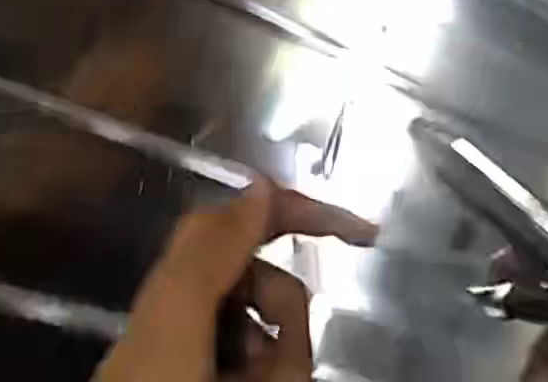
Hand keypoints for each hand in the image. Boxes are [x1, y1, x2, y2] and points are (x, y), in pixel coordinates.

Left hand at [94, 177, 377, 381]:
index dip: (310, 213)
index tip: (367, 233)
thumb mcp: (180, 312)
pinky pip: (278, 368)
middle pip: (281, 288)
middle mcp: (209, 295)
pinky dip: (275, 380)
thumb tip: (262, 185)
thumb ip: (217, 244)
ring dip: (280, 370)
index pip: (257, 216)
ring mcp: (219, 342)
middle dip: (289, 328)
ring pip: (285, 341)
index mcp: (191, 264)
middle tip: (267, 374)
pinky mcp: (230, 371)